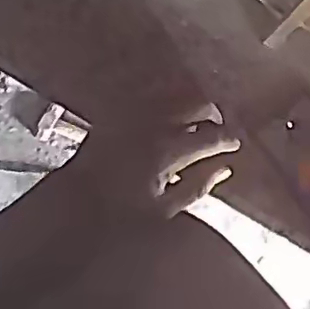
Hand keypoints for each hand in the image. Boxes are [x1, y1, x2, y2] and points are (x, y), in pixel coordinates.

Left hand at [62, 102, 240, 216]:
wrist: (72, 202)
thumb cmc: (119, 213)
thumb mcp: (164, 209)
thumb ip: (197, 185)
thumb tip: (224, 167)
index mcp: (168, 150)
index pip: (210, 136)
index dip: (228, 138)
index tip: (237, 143)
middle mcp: (153, 124)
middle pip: (196, 105)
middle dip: (214, 115)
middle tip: (221, 129)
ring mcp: (134, 114)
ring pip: (175, 95)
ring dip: (192, 105)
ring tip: (199, 121)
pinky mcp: (120, 112)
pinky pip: (153, 97)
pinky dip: (169, 103)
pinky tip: (172, 117)